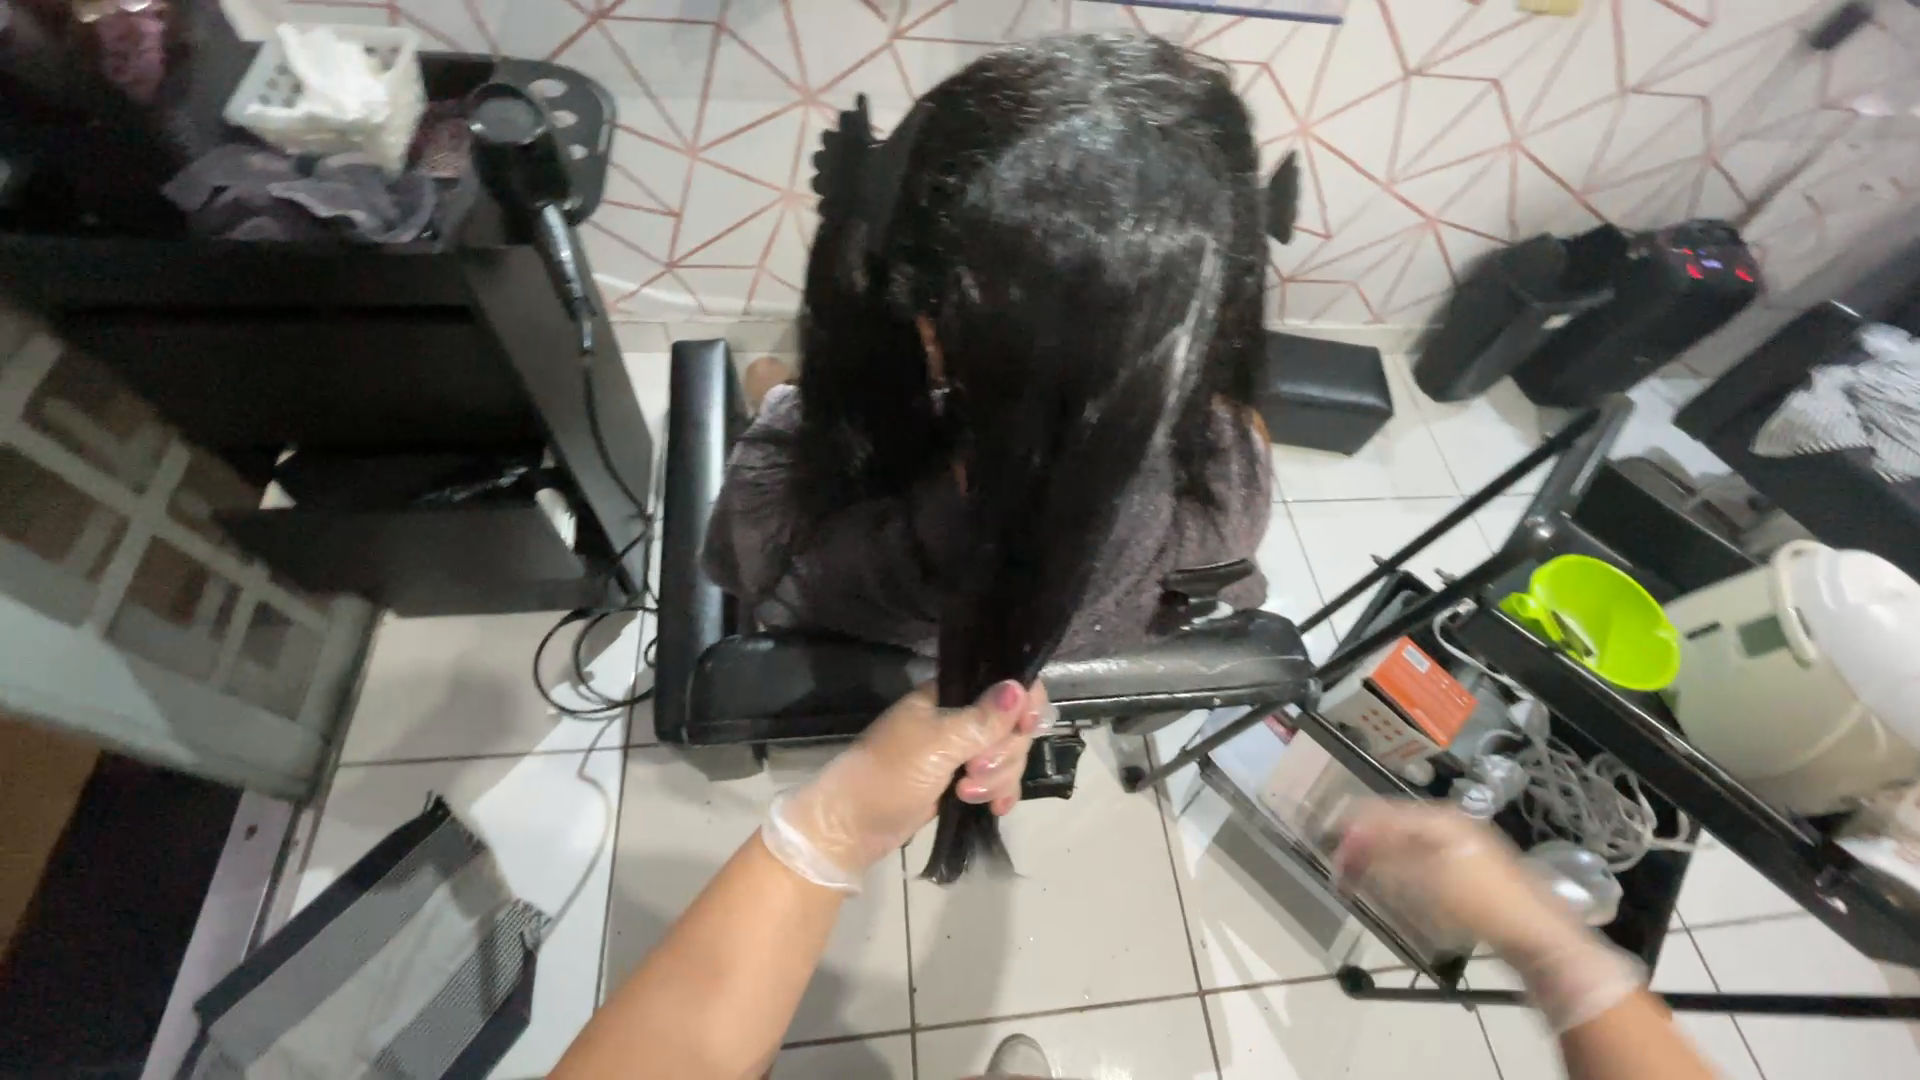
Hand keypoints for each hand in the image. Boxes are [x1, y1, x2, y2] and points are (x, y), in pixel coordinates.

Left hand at [762, 680, 1047, 889]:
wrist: (852, 826)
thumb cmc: (889, 775)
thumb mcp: (937, 744)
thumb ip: (982, 719)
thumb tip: (1020, 686)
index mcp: (948, 694)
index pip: (1005, 684)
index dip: (1023, 706)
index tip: (1023, 730)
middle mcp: (959, 716)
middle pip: (1013, 725)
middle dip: (1003, 754)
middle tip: (973, 771)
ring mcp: (961, 750)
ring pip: (1007, 756)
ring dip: (998, 778)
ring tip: (967, 795)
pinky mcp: (961, 780)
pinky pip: (997, 780)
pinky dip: (1000, 792)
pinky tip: (996, 808)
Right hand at [1334, 800, 1643, 1032]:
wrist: (1541, 939)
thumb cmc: (1480, 904)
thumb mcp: (1424, 878)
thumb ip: (1381, 852)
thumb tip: (1346, 834)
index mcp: (1437, 817)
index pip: (1379, 810)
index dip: (1351, 829)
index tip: (1332, 853)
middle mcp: (1448, 822)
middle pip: (1391, 824)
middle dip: (1364, 845)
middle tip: (1344, 871)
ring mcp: (1461, 844)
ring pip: (1405, 842)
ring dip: (1380, 859)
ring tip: (1364, 881)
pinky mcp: (1468, 867)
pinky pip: (1421, 858)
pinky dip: (1401, 869)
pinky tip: (1396, 887)